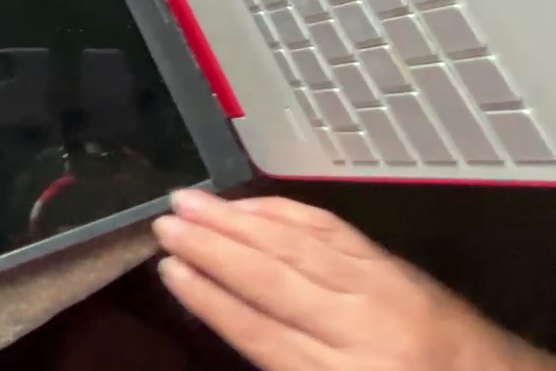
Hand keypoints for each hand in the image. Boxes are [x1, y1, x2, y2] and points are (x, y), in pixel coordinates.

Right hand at [153, 189, 555, 370]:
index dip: (211, 300)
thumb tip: (225, 314)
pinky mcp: (391, 263)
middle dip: (212, 248)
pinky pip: (326, 228)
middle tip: (164, 223)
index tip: (168, 268)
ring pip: (292, 244)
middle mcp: (364, 331)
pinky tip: (246, 205)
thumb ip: (292, 363)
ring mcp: (380, 289)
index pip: (263, 334)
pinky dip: (279, 212)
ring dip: (234, 219)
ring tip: (187, 201)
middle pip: (271, 280)